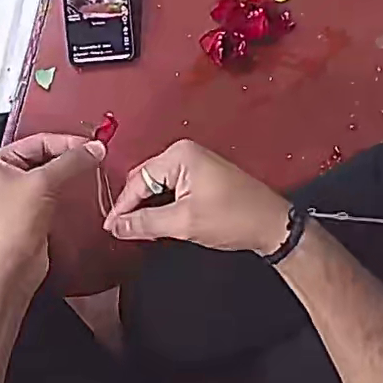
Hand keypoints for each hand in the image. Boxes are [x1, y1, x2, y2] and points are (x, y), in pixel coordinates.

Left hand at [0, 133, 106, 293]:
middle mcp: (7, 178)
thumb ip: (70, 162)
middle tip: (96, 157)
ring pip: (54, 177)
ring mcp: (21, 198)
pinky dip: (72, 193)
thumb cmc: (5, 231)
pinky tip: (87, 192)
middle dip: (72, 157)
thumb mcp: (41, 184)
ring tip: (96, 172)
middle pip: (47, 157)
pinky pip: (58, 196)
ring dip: (74, 175)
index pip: (39, 140)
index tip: (91, 145)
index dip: (66, 141)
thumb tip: (92, 148)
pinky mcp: (35, 216)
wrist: (5, 274)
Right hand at [104, 140, 291, 253]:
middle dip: (133, 205)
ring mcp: (195, 162)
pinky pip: (171, 187)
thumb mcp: (184, 223)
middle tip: (120, 230)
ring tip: (136, 228)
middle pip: (145, 179)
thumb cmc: (236, 217)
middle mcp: (185, 152)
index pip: (137, 180)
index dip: (122, 207)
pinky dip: (162, 204)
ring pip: (157, 185)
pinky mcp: (202, 175)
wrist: (271, 224)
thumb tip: (118, 225)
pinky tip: (157, 221)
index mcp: (180, 155)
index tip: (110, 227)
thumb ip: (145, 223)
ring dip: (147, 206)